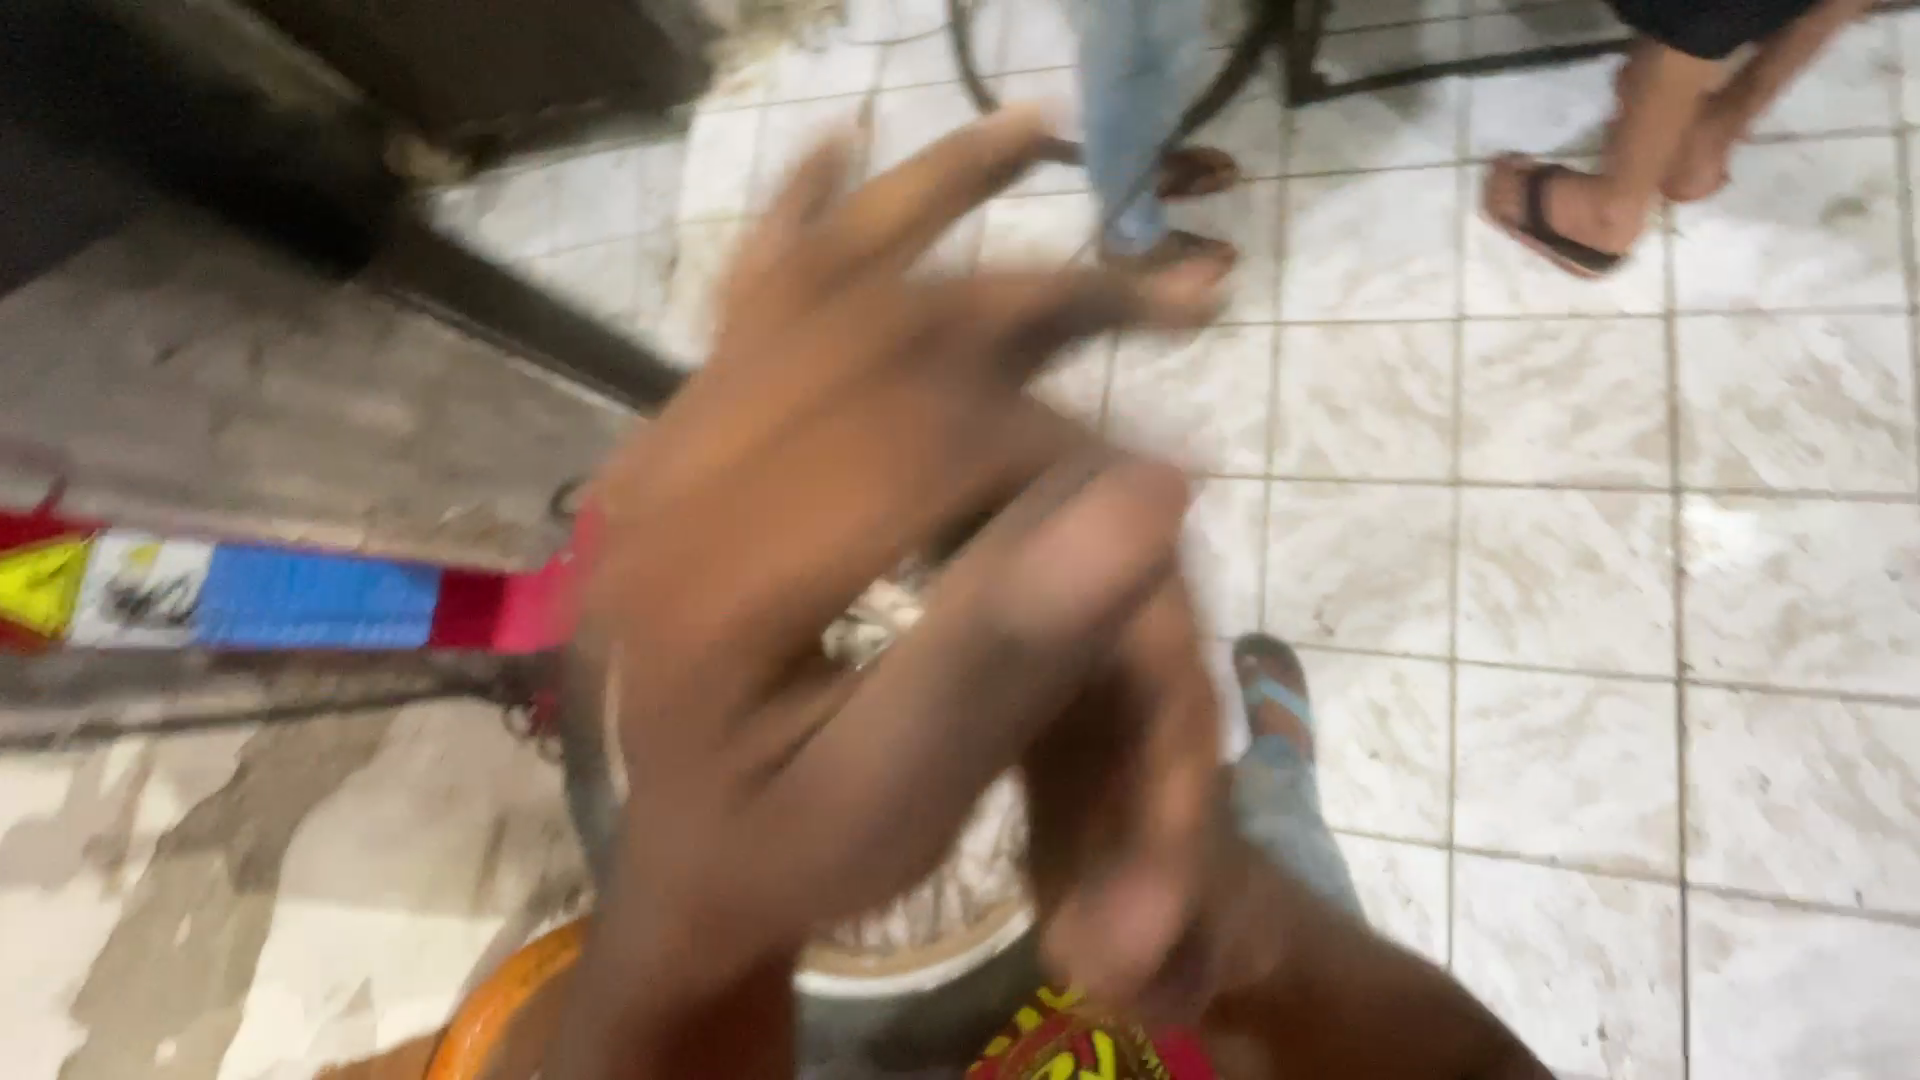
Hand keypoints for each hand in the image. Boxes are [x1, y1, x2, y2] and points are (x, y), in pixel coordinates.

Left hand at [573, 107, 1225, 1006]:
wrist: (682, 862)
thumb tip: (1152, 495)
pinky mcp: (671, 446)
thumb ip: (1003, 653)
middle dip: (1036, 321)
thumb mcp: (902, 798)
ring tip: (1039, 137)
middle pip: (884, 343)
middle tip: (1165, 300)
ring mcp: (658, 450)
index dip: (1059, 447)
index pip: (931, 441)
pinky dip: (802, 221)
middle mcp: (668, 486)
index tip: (1148, 484)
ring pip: (819, 286)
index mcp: (722, 588)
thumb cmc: (795, 852)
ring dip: (938, 207)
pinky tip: (846, 152)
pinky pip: (736, 306)